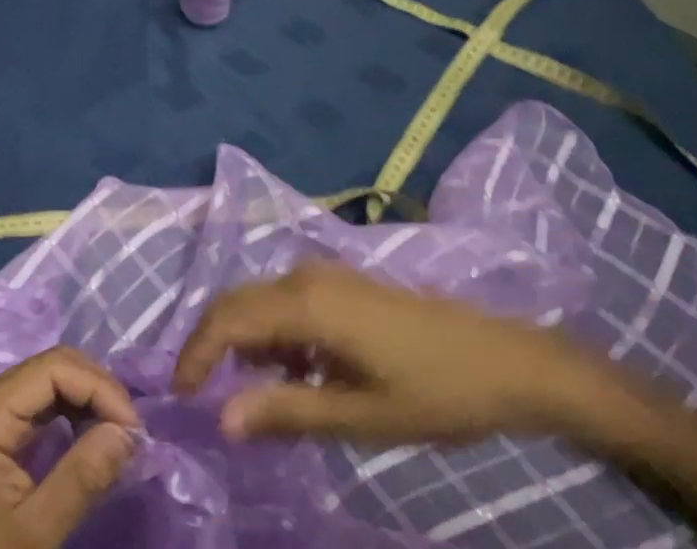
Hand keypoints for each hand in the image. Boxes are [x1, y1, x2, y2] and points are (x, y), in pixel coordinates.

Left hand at [0, 346, 141, 548]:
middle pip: (51, 367)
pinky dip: (68, 415)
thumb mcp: (34, 529)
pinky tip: (88, 441)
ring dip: (86, 401)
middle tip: (131, 435)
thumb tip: (129, 433)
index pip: (56, 366)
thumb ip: (82, 477)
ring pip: (45, 383)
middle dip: (97, 390)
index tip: (134, 433)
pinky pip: (35, 406)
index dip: (102, 388)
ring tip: (117, 439)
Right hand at [173, 260, 613, 443]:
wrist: (516, 363)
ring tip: (256, 395)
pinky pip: (289, 303)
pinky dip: (276, 336)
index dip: (196, 355)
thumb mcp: (361, 416)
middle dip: (213, 346)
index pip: (226, 320)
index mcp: (307, 304)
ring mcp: (329, 275)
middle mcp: (307, 277)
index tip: (181, 395)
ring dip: (247, 343)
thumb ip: (286, 412)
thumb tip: (221, 421)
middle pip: (236, 303)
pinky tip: (300, 374)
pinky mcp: (347, 284)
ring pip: (261, 302)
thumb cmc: (438, 393)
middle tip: (204, 394)